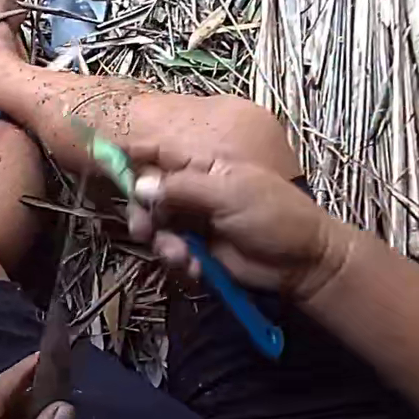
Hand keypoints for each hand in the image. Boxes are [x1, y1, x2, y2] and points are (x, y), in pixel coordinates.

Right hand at [121, 142, 353, 302]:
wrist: (301, 265)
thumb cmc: (274, 216)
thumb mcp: (230, 193)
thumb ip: (182, 187)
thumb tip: (139, 186)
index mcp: (205, 160)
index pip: (159, 152)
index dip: (135, 164)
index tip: (117, 178)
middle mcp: (193, 184)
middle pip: (148, 191)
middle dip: (144, 214)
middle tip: (144, 230)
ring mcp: (192, 214)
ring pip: (155, 222)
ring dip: (162, 241)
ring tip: (180, 255)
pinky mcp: (193, 243)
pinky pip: (168, 246)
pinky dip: (175, 257)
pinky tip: (193, 265)